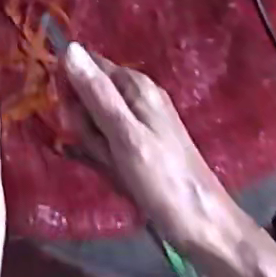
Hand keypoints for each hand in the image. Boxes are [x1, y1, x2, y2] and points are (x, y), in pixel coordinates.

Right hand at [59, 44, 246, 251]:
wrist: (206, 229)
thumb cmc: (163, 180)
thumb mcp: (124, 135)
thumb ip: (96, 92)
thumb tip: (69, 46)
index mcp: (134, 83)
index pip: (84, 63)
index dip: (71, 86)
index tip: (72, 115)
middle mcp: (138, 92)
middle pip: (88, 92)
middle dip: (86, 122)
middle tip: (102, 149)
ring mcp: (142, 116)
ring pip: (96, 117)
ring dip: (96, 142)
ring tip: (114, 164)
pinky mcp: (143, 138)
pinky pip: (109, 135)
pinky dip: (107, 153)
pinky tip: (119, 170)